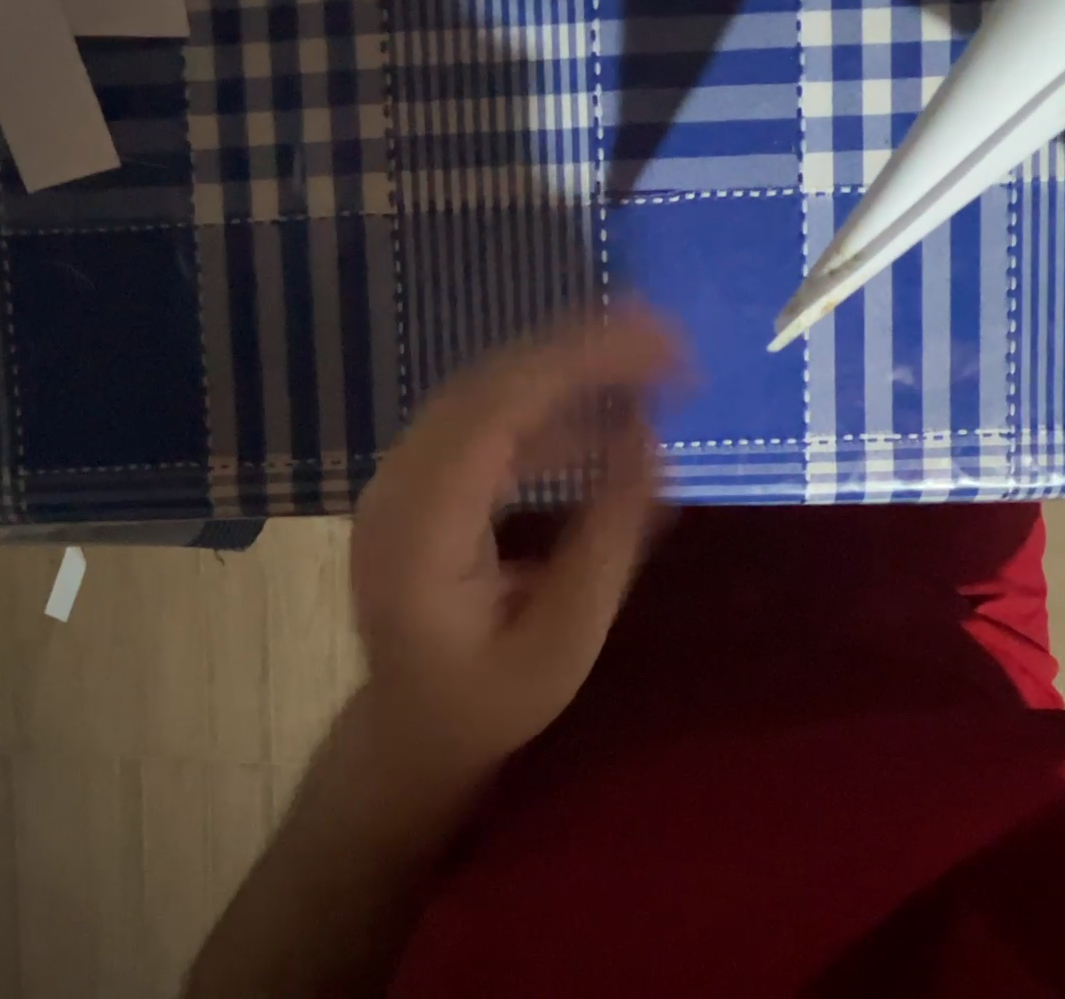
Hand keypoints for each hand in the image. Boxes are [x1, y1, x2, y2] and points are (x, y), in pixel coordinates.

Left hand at [349, 308, 680, 764]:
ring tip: (650, 364)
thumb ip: (606, 541)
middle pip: (486, 387)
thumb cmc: (489, 703)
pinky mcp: (424, 481)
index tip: (658, 342)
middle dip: (580, 351)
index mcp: (416, 536)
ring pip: (486, 393)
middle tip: (669, 339)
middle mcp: (395, 489)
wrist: (417, 725)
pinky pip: (487, 422)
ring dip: (568, 371)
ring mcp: (402, 479)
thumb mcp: (565, 642)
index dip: (574, 365)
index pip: (490, 416)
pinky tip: (605, 413)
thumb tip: (652, 441)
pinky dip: (549, 408)